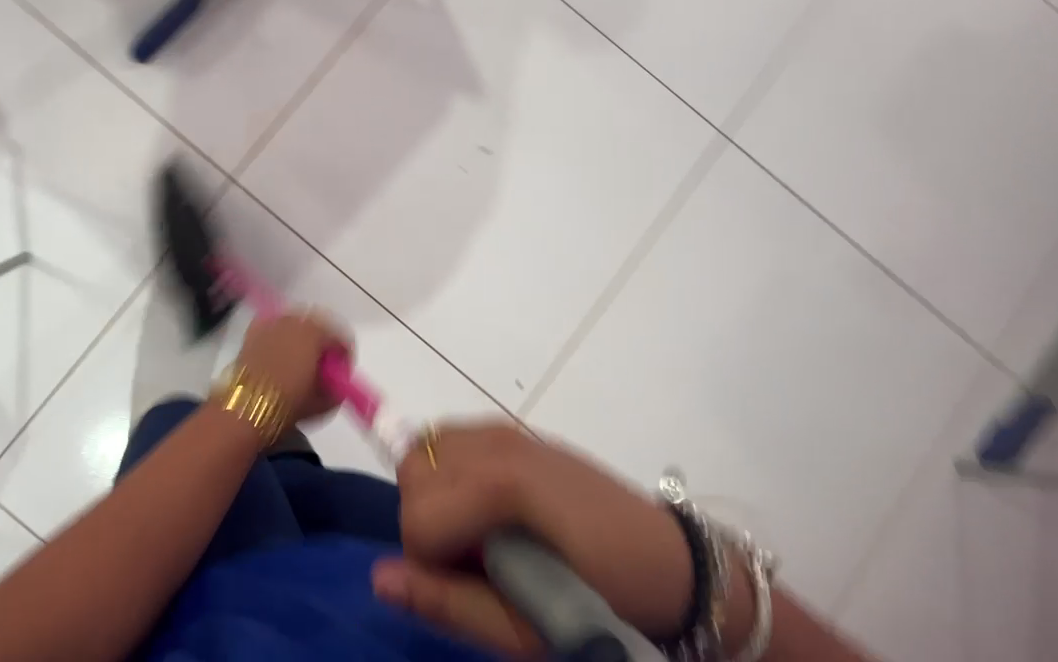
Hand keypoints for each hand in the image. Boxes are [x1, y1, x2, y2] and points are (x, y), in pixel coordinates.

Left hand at [231, 313, 350, 428]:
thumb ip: (338, 389)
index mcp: (316, 332)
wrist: (244, 406)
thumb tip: (338, 384)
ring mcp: (271, 322)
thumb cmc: (287, 404)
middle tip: (321, 369)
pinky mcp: (253, 329)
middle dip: (324, 344)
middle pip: (318, 325)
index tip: (341, 376)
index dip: (344, 357)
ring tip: (300, 363)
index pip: (342, 337)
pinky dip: (281, 336)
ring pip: (296, 324)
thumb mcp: (324, 403)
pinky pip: (274, 327)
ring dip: (302, 339)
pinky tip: (279, 355)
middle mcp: (294, 319)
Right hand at [372, 423, 695, 654]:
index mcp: (504, 483)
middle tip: (478, 565)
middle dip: (427, 524)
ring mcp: (502, 429)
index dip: (430, 563)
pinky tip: (489, 510)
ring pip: (422, 453)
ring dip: (434, 497)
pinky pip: (445, 443)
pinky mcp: (509, 431)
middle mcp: (495, 440)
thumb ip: (450, 602)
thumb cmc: (610, 604)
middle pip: (412, 473)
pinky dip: (448, 476)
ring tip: (484, 538)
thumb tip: (378, 577)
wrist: (679, 569)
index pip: (417, 515)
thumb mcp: (530, 629)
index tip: (473, 588)